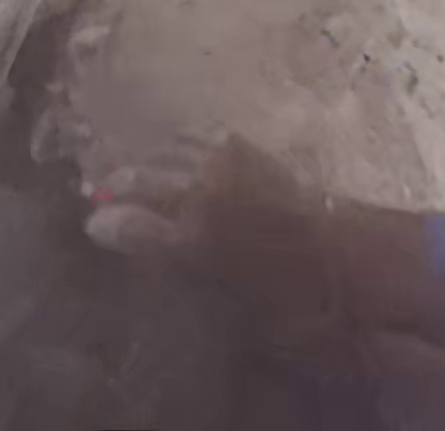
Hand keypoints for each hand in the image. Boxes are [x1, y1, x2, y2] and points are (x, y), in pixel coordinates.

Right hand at [84, 135, 440, 352]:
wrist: (354, 258)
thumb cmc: (297, 299)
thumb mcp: (234, 303)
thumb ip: (185, 271)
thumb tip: (150, 255)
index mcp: (199, 235)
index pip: (139, 225)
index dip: (111, 225)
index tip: (90, 224)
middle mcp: (205, 191)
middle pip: (146, 180)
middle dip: (117, 186)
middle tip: (94, 190)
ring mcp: (226, 165)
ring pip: (169, 154)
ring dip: (145, 163)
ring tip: (125, 169)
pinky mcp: (248, 151)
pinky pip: (202, 141)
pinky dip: (182, 146)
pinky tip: (174, 150)